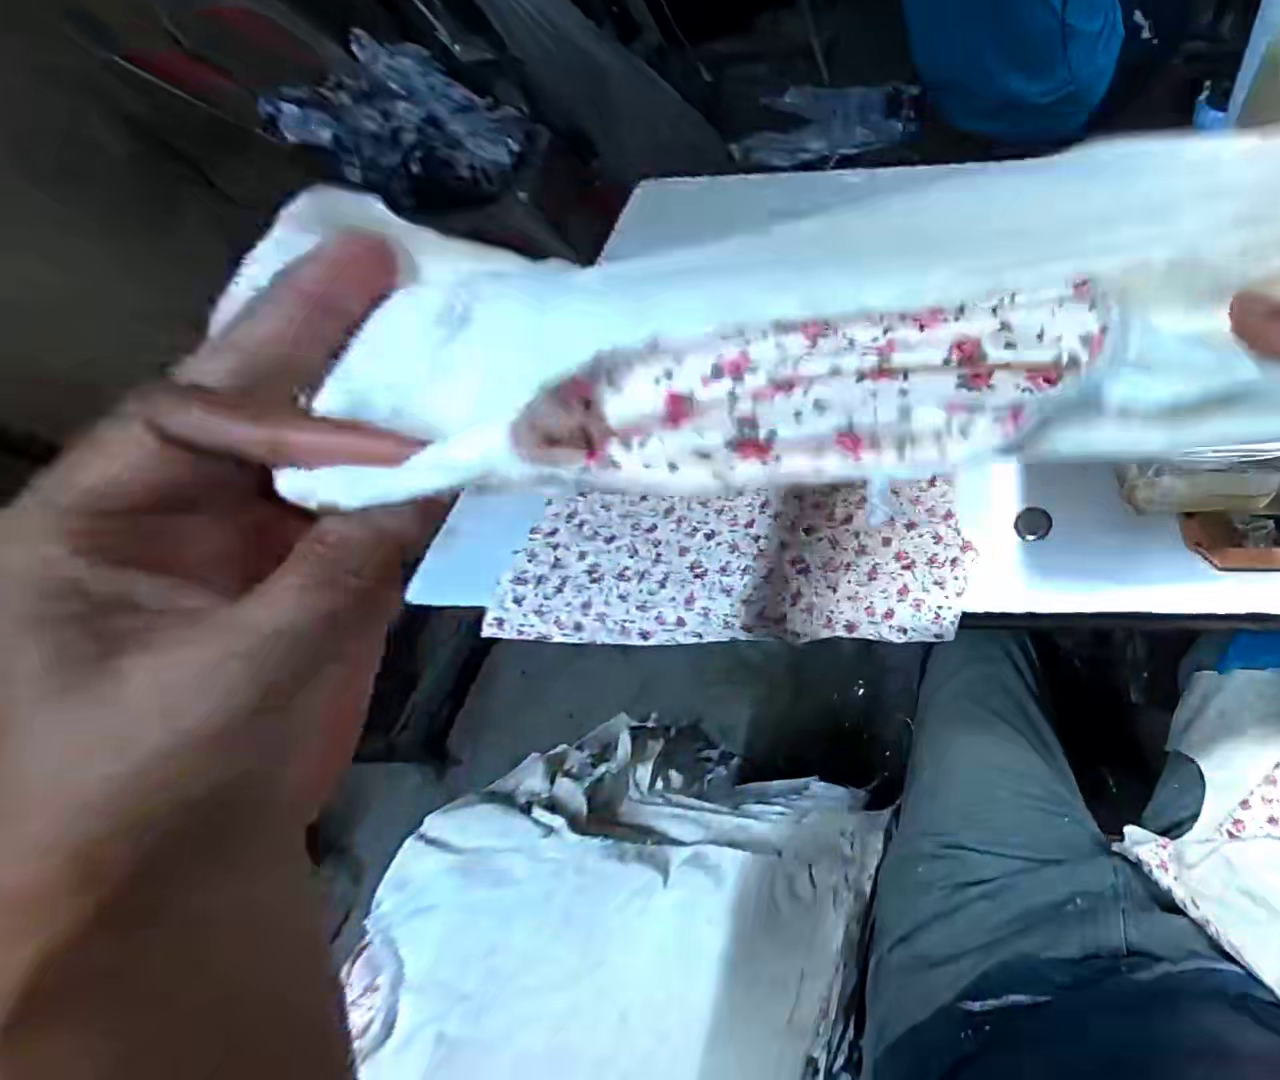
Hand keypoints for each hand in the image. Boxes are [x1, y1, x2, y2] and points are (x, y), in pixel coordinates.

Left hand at [0, 234, 436, 983]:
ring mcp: (264, 545)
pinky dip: (424, 483)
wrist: (168, 865)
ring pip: (330, 458)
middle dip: (313, 333)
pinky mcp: (329, 579)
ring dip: (384, 404)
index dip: (302, 426)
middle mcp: (181, 510)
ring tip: (432, 332)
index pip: (202, 427)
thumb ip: (342, 567)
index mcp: (99, 516)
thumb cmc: (144, 774)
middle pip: (255, 405)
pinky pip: (382, 515)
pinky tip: (458, 445)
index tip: (398, 455)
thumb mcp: (242, 665)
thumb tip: (436, 482)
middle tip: (375, 260)